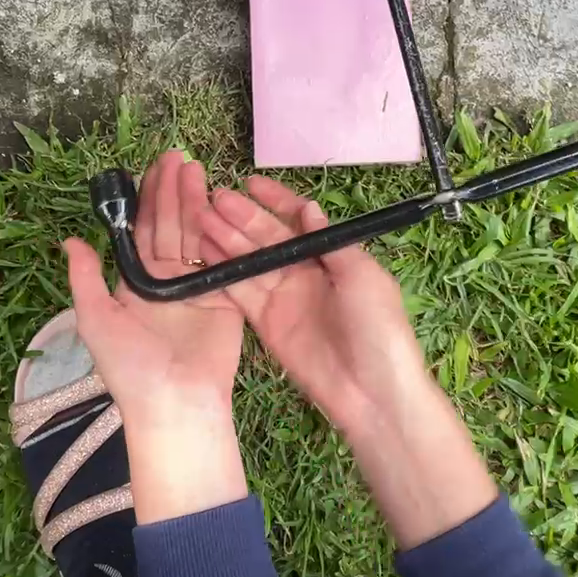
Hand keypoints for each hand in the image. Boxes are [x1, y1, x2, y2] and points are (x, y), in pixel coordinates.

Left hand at [64, 150, 246, 522]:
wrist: (175, 404)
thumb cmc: (130, 367)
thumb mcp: (96, 321)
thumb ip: (84, 279)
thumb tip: (69, 240)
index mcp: (136, 282)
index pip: (143, 229)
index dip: (147, 198)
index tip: (152, 169)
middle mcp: (167, 278)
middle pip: (171, 224)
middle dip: (173, 189)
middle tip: (179, 156)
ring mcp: (198, 285)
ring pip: (196, 234)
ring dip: (196, 201)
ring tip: (197, 169)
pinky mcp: (224, 296)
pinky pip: (221, 258)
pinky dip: (220, 231)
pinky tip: (221, 204)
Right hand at [198, 178, 497, 546]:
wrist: (373, 392)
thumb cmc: (379, 327)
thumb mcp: (363, 276)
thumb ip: (330, 242)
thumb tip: (308, 207)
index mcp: (331, 256)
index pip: (298, 220)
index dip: (276, 201)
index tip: (250, 184)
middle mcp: (304, 272)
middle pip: (267, 238)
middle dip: (241, 217)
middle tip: (212, 197)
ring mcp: (283, 297)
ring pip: (249, 260)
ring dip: (225, 238)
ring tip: (199, 216)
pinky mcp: (266, 324)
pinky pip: (241, 292)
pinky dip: (222, 272)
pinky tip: (202, 252)